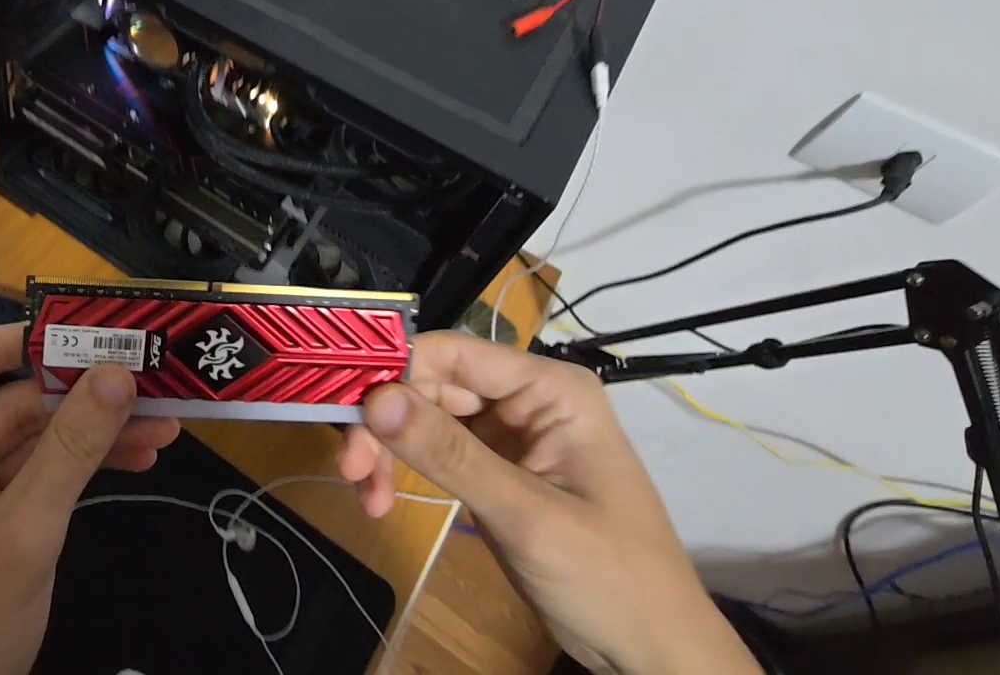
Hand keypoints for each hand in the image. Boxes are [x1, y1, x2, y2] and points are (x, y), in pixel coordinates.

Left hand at [0, 323, 180, 674]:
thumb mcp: (22, 531)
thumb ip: (71, 448)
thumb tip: (117, 372)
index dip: (34, 337)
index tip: (99, 334)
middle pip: (19, 397)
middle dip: (87, 393)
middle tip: (154, 381)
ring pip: (39, 437)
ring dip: (97, 431)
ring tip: (166, 424)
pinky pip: (42, 475)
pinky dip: (85, 467)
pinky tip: (138, 458)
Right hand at [337, 331, 758, 674]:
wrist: (654, 656)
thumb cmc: (611, 579)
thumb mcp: (527, 516)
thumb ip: (450, 454)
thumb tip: (375, 398)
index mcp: (547, 388)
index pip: (450, 353)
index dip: (393, 371)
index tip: (345, 410)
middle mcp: (521, 397)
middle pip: (427, 384)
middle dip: (383, 423)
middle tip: (349, 469)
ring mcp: (504, 431)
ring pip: (420, 416)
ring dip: (386, 450)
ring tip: (364, 493)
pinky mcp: (489, 465)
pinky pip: (430, 449)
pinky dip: (401, 470)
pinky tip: (382, 499)